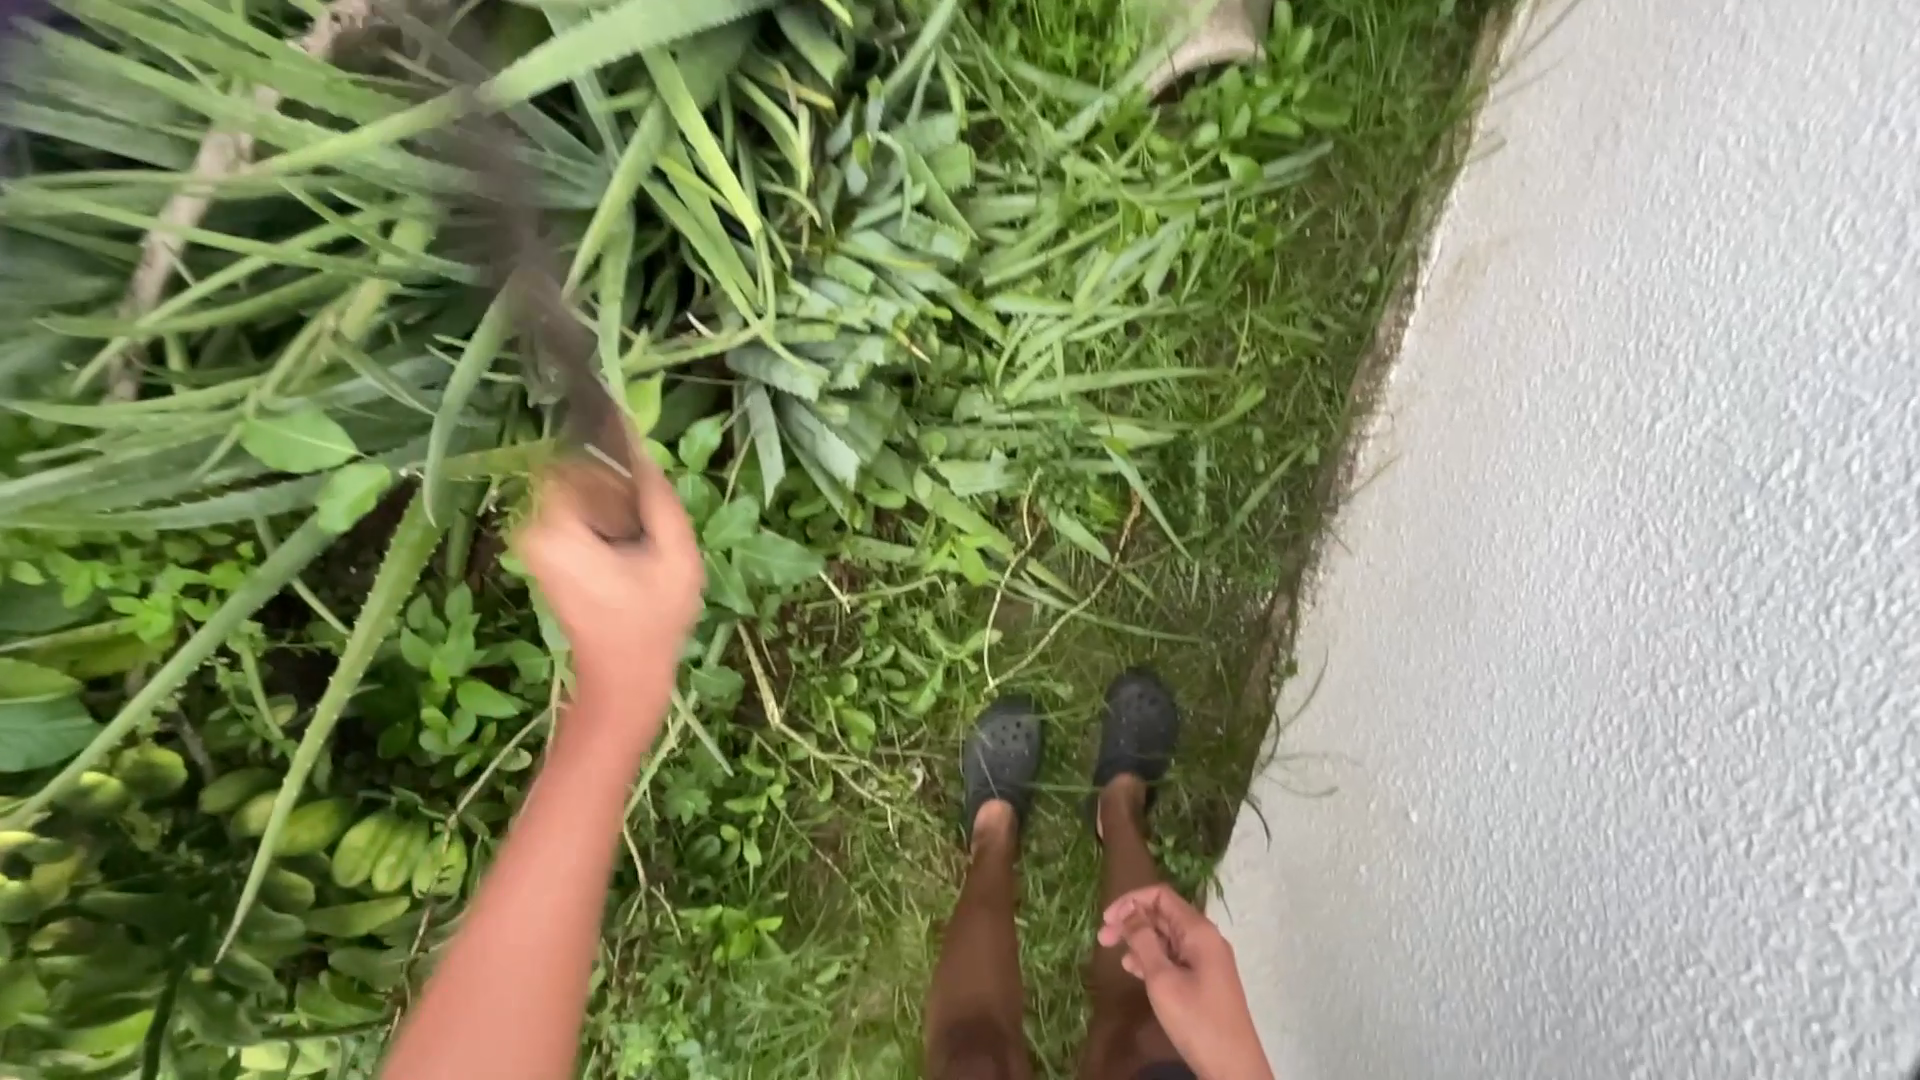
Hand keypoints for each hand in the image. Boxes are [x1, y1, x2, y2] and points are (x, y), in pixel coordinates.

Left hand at [518, 454, 703, 741]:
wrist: (624, 672)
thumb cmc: (653, 618)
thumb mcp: (676, 556)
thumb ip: (659, 499)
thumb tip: (640, 448)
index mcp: (556, 530)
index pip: (575, 462)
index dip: (613, 468)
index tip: (641, 495)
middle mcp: (533, 531)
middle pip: (574, 477)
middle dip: (614, 490)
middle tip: (645, 524)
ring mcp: (533, 544)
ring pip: (576, 494)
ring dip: (611, 506)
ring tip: (638, 540)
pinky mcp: (542, 554)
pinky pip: (573, 514)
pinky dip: (602, 521)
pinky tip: (626, 549)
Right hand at [1098, 884, 1271, 1079]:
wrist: (1234, 1070)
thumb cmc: (1197, 1021)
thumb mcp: (1162, 979)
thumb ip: (1144, 941)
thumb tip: (1130, 912)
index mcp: (1198, 930)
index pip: (1160, 896)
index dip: (1131, 901)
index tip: (1107, 919)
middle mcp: (1204, 938)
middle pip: (1163, 915)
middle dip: (1132, 922)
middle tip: (1103, 939)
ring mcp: (1206, 960)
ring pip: (1167, 937)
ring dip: (1139, 941)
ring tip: (1116, 956)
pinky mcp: (1204, 979)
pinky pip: (1174, 957)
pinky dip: (1152, 958)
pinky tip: (1134, 970)